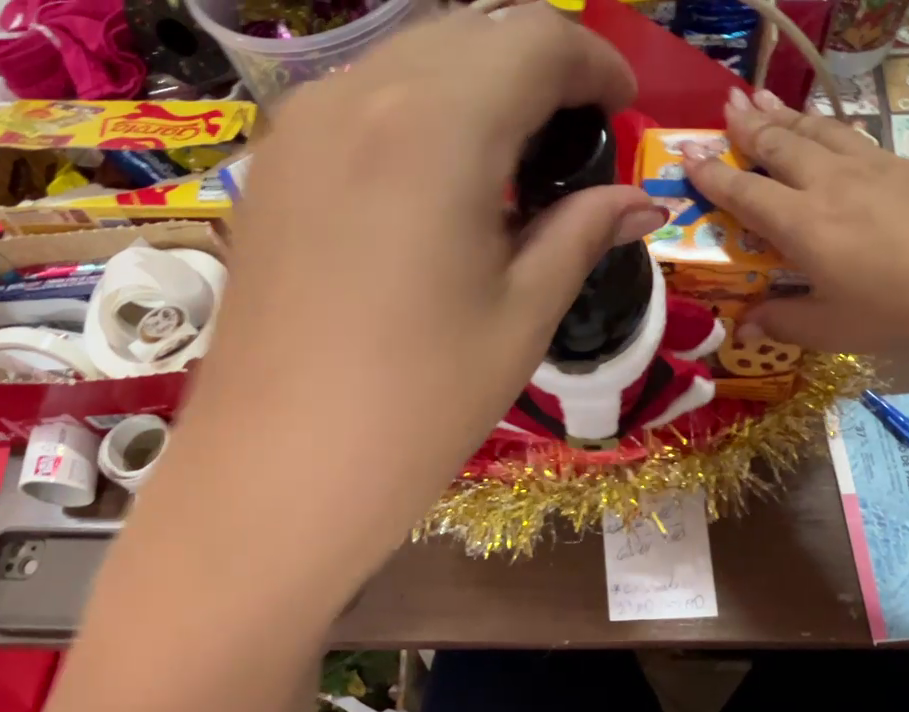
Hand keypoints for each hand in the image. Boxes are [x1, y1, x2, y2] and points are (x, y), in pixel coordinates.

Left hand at [190, 8, 661, 553]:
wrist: (281, 471)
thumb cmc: (419, 406)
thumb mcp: (519, 319)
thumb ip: (579, 236)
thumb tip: (638, 203)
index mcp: (436, 124)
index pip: (535, 40)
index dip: (594, 64)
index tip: (623, 108)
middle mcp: (358, 93)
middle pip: (468, 35)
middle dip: (533, 69)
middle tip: (569, 140)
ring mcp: (300, 127)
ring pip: (406, 61)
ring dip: (470, 88)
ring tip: (506, 163)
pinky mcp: (270, 168)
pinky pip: (356, 105)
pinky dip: (411, 117)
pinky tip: (431, 186)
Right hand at [683, 89, 908, 356]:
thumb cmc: (906, 307)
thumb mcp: (836, 328)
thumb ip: (787, 322)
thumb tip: (748, 325)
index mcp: (803, 225)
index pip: (746, 194)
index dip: (712, 177)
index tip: (687, 158)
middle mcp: (830, 185)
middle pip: (781, 146)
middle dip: (748, 127)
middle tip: (726, 108)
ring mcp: (872, 169)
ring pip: (818, 132)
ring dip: (786, 116)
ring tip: (763, 100)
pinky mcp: (906, 167)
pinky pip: (852, 137)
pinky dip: (825, 128)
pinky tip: (826, 131)